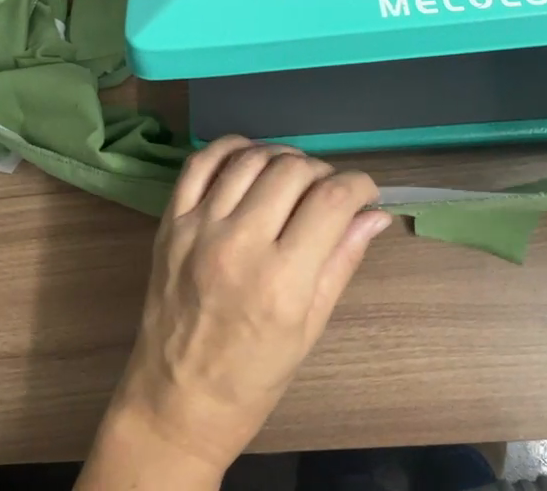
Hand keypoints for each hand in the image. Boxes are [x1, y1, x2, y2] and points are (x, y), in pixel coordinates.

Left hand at [77, 137, 389, 489]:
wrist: (177, 399)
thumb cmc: (253, 376)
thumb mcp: (310, 327)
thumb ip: (342, 261)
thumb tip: (376, 216)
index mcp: (283, 280)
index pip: (332, 200)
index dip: (359, 186)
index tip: (364, 193)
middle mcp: (240, 244)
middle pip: (293, 170)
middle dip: (322, 171)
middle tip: (327, 191)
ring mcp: (199, 228)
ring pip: (250, 158)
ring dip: (281, 157)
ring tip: (292, 175)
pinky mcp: (170, 222)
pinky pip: (200, 163)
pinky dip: (229, 148)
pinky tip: (249, 157)